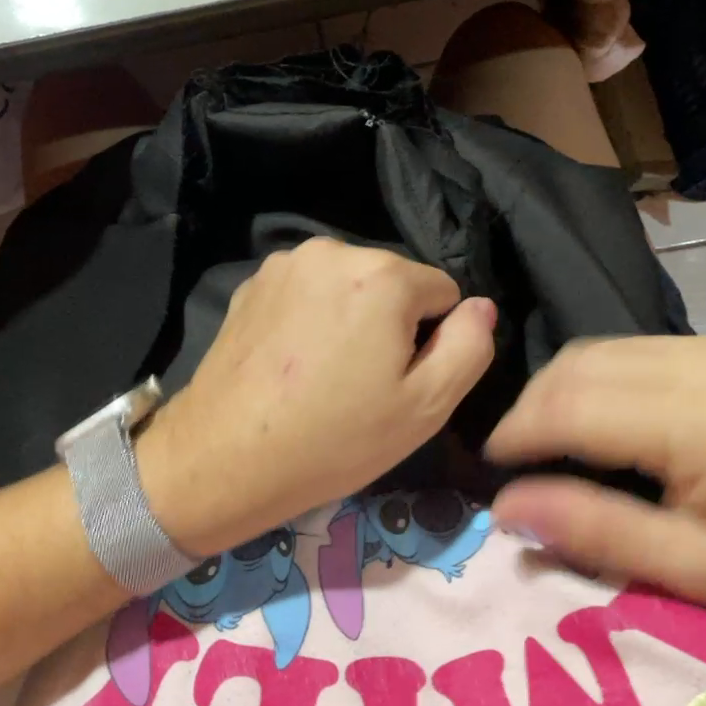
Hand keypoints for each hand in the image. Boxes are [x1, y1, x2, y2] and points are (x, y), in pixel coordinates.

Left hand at [137, 237, 497, 556]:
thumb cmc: (336, 437)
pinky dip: (309, 316)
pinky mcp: (252, 282)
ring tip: (323, 374)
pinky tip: (290, 362)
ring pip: (347, 285)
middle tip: (361, 382)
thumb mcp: (426, 406)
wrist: (225, 455)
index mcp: (382, 273)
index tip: (399, 380)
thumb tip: (480, 306)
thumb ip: (470, 346)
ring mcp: (285, 263)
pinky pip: (306, 291)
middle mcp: (332, 250)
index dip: (430, 340)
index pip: (442, 293)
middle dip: (389, 323)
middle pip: (391, 283)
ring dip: (348, 316)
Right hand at [485, 334, 705, 642]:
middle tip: (513, 463)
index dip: (518, 432)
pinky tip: (597, 424)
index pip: (573, 405)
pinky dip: (598, 383)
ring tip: (547, 445)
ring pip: (601, 351)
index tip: (486, 469)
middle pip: (580, 365)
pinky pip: (634, 353)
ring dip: (560, 392)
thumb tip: (505, 506)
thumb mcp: (703, 573)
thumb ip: (596, 530)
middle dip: (531, 409)